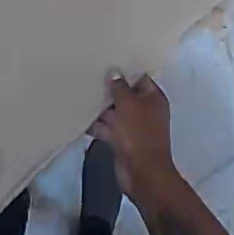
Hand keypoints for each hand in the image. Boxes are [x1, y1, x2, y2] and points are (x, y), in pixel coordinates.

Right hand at [89, 74, 184, 205]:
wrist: (142, 173)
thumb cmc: (139, 133)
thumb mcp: (128, 104)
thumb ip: (119, 87)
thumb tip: (114, 72)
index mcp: (153, 98)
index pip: (140, 78)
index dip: (125, 70)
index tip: (108, 61)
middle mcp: (145, 110)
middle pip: (126, 95)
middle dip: (109, 89)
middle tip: (89, 75)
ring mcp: (133, 127)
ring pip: (115, 112)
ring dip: (100, 107)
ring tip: (80, 94)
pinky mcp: (122, 141)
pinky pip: (108, 128)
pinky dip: (96, 125)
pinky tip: (80, 118)